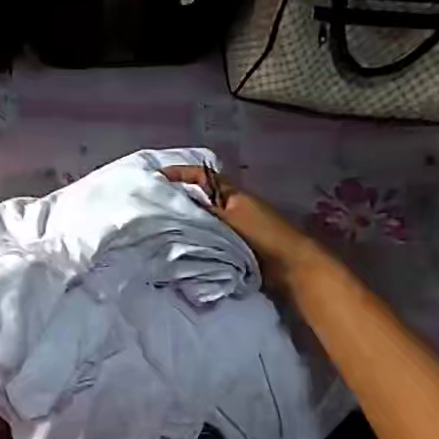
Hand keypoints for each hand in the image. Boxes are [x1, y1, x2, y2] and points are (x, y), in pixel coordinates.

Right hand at [161, 165, 321, 272]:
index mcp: (231, 193)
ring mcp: (230, 227)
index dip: (179, 173)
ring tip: (156, 225)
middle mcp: (229, 206)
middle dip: (175, 198)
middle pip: (197, 196)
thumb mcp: (231, 215)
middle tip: (149, 203)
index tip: (155, 177)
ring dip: (181, 220)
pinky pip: (203, 238)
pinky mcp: (229, 247)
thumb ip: (206, 207)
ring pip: (198, 218)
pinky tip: (175, 245)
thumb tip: (177, 199)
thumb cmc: (262, 233)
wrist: (288, 264)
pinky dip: (189, 239)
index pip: (200, 175)